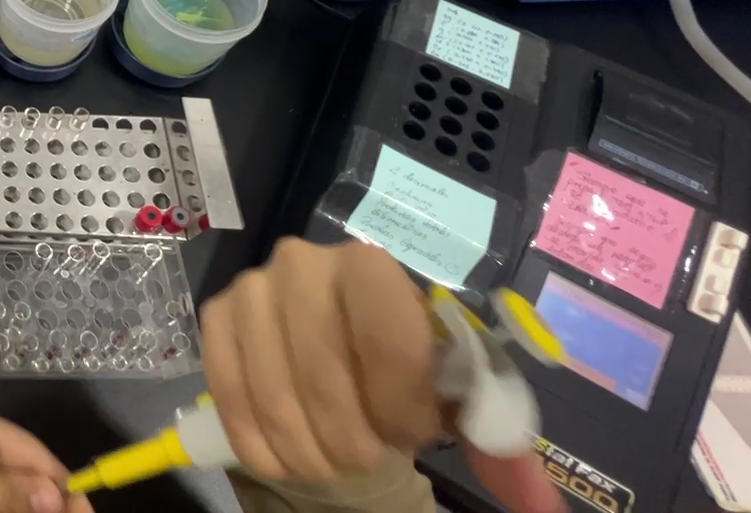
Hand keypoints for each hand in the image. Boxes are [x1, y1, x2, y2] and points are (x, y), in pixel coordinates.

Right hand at [200, 239, 561, 512]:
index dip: (401, 403)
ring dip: (304, 447)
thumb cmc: (404, 367)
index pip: (386, 337)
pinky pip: (226, 389)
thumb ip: (497, 438)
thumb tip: (535, 506)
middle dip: (348, 437)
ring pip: (271, 388)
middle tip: (364, 462)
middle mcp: (300, 262)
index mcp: (369, 268)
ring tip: (328, 465)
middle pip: (321, 369)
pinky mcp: (215, 315)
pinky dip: (256, 441)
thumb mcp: (458, 393)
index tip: (410, 434)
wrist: (338, 338)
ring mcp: (250, 288)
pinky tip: (283, 458)